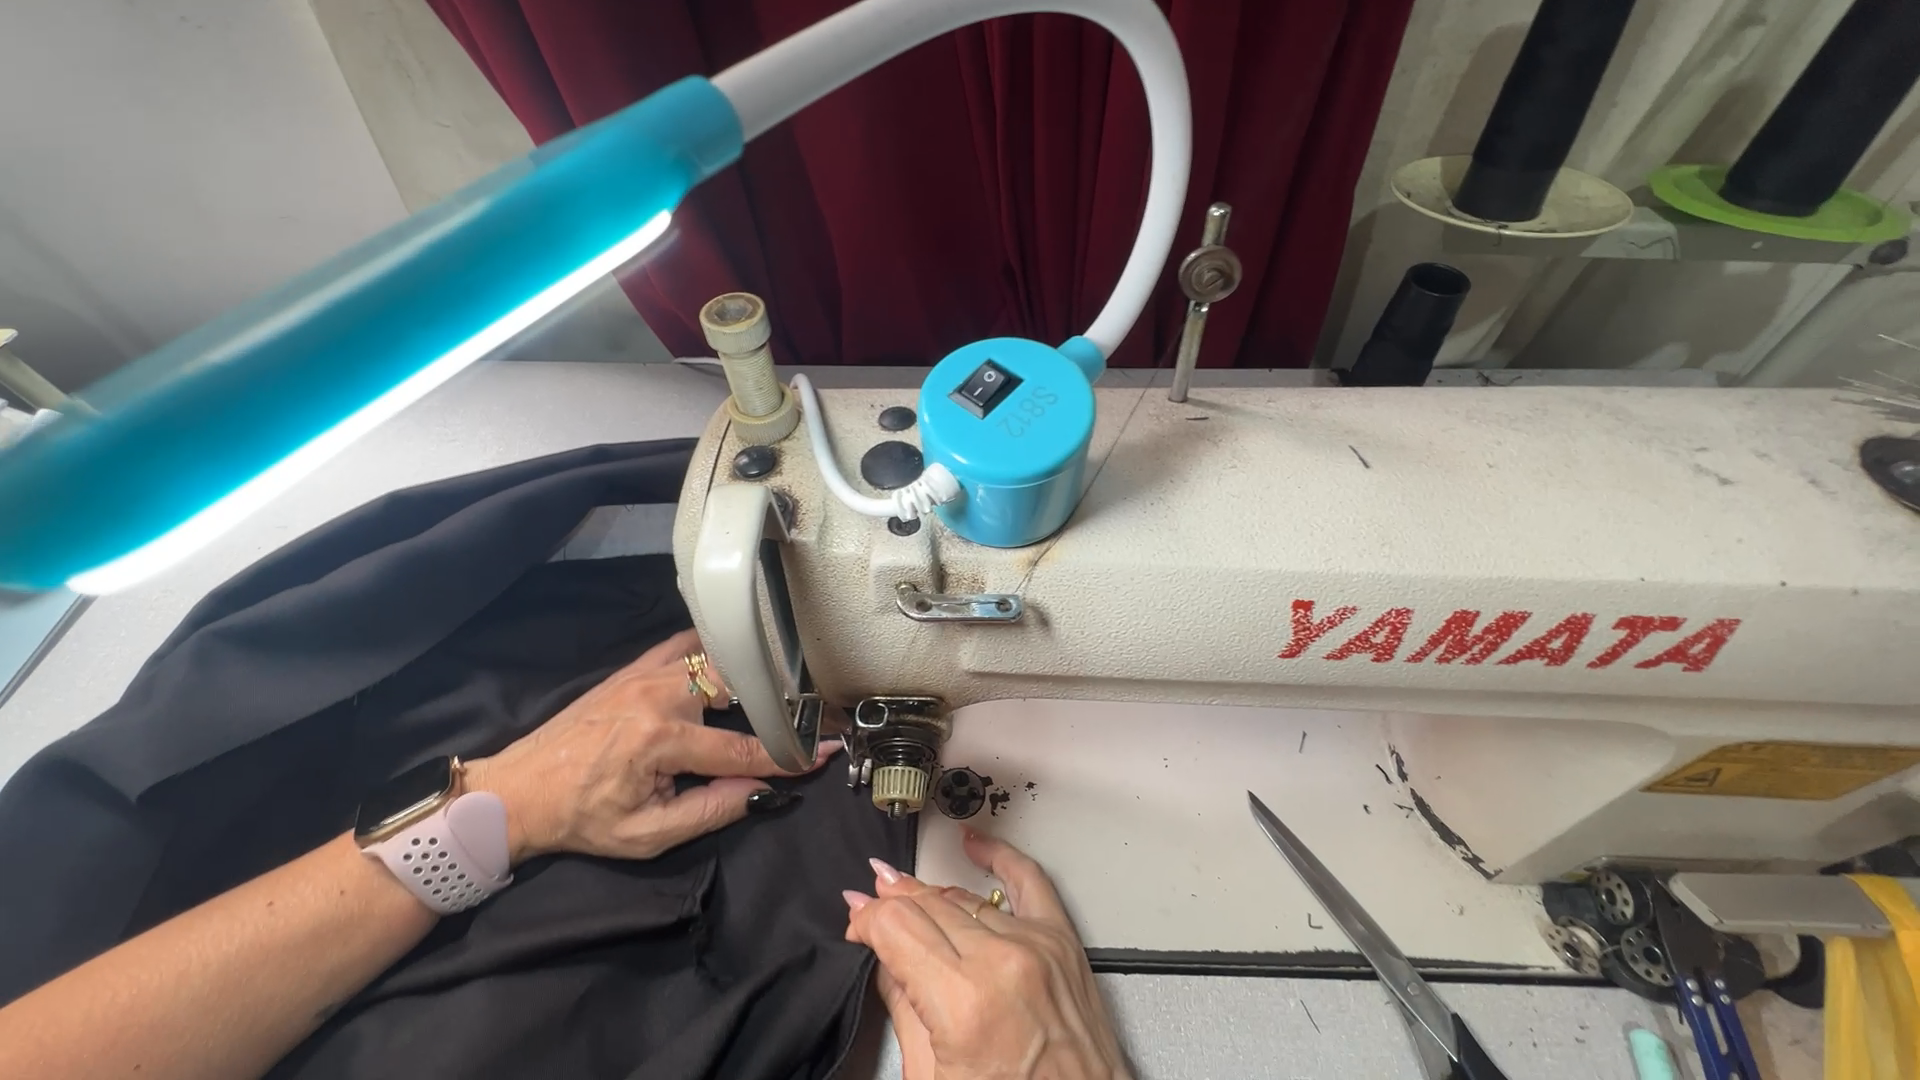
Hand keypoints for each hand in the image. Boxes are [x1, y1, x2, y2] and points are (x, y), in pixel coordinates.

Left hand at [464, 629, 832, 863]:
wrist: (519, 789)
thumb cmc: (582, 818)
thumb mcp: (646, 835)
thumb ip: (710, 810)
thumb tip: (763, 790)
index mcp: (663, 740)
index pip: (743, 749)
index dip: (788, 755)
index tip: (825, 750)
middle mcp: (660, 695)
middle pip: (739, 687)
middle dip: (774, 705)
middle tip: (800, 717)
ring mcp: (646, 674)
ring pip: (716, 661)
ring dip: (746, 678)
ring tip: (769, 695)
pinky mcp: (635, 667)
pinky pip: (684, 644)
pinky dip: (712, 650)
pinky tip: (727, 660)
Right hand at [844, 830, 1129, 1079]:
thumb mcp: (931, 1078)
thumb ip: (902, 1006)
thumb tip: (882, 954)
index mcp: (963, 1002)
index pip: (896, 927)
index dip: (866, 920)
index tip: (857, 924)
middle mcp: (1002, 963)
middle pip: (926, 905)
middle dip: (890, 903)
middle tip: (870, 905)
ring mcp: (1036, 945)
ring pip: (964, 895)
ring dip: (928, 893)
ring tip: (903, 890)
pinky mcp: (1062, 941)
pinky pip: (1029, 879)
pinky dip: (999, 855)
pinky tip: (975, 844)